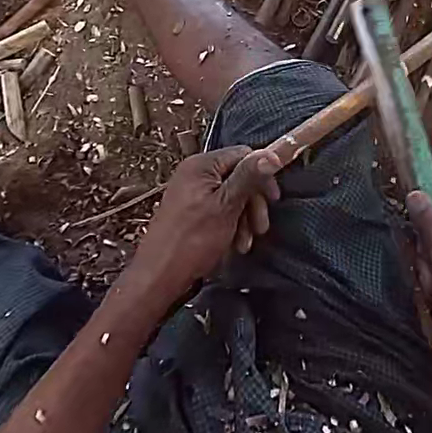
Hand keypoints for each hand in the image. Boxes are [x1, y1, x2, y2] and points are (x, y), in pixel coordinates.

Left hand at [129, 146, 280, 298]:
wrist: (158, 278)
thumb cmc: (191, 241)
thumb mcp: (227, 205)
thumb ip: (249, 177)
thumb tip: (272, 154)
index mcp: (201, 165)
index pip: (244, 155)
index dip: (262, 176)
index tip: (273, 200)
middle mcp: (195, 174)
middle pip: (239, 176)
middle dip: (253, 203)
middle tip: (260, 227)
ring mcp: (191, 192)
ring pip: (232, 196)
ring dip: (245, 218)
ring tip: (246, 242)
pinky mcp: (190, 211)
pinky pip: (220, 209)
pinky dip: (232, 224)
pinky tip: (235, 244)